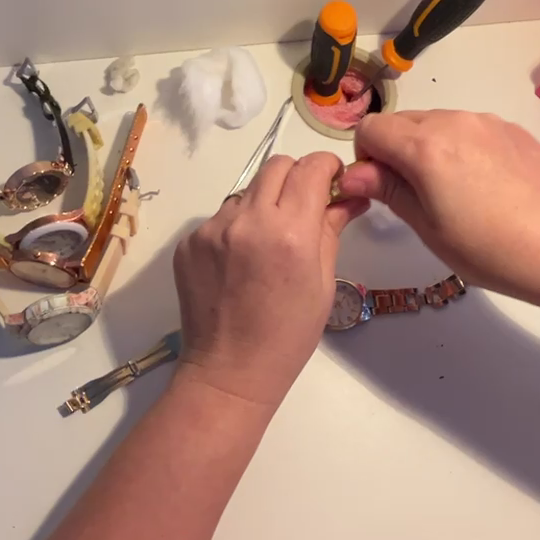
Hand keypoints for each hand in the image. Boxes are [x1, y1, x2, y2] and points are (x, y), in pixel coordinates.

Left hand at [172, 152, 368, 407]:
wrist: (229, 372)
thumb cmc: (288, 336)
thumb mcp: (322, 285)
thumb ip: (331, 230)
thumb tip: (351, 197)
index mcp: (290, 233)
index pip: (311, 168)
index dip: (327, 167)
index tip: (333, 181)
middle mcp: (248, 221)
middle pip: (276, 167)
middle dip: (297, 177)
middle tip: (304, 206)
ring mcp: (212, 230)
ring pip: (246, 191)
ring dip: (264, 203)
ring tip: (268, 243)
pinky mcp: (188, 243)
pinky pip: (220, 218)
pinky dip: (237, 227)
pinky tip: (241, 262)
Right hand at [335, 110, 539, 307]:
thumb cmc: (489, 250)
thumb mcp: (427, 227)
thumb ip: (387, 190)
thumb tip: (348, 173)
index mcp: (425, 146)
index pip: (370, 129)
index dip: (366, 159)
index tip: (381, 191)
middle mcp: (455, 121)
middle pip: (402, 122)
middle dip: (394, 152)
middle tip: (415, 198)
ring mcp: (489, 122)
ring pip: (436, 124)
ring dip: (428, 149)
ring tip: (454, 196)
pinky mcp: (514, 131)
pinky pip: (470, 130)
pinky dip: (460, 149)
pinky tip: (485, 189)